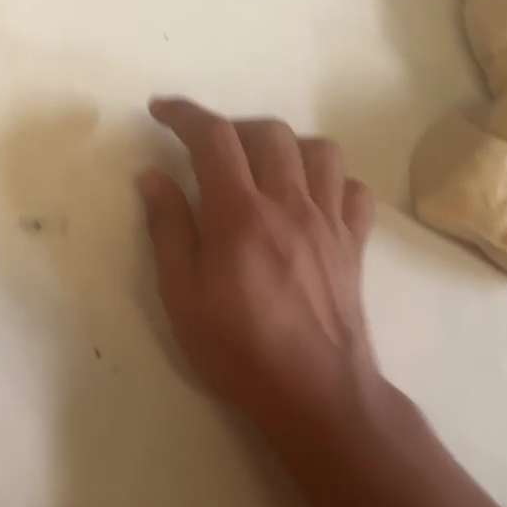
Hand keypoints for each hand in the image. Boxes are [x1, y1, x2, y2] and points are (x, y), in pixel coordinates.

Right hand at [140, 99, 380, 429]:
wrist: (317, 396)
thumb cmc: (238, 348)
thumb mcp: (181, 294)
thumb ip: (168, 228)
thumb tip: (153, 176)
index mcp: (240, 213)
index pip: (213, 138)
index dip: (184, 114)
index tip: (161, 110)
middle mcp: (288, 204)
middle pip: (268, 132)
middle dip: (231, 127)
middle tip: (206, 149)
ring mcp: (328, 223)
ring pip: (320, 151)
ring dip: (285, 145)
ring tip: (259, 167)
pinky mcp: (354, 246)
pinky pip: (353, 191)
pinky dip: (330, 181)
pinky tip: (306, 198)